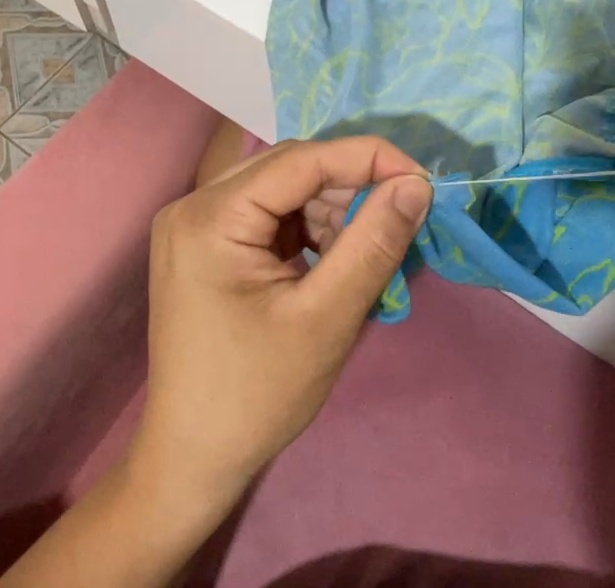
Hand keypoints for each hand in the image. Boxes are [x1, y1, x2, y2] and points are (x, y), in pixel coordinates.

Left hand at [131, 136, 432, 504]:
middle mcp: (193, 206)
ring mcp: (193, 226)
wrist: (194, 455)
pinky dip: (307, 228)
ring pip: (280, 190)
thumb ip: (373, 243)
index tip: (422, 180)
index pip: (299, 160)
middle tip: (400, 217)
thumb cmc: (258, 393)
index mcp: (209, 217)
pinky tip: (334, 257)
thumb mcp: (326, 317)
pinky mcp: (204, 246)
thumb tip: (416, 185)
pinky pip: (266, 216)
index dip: (365, 159)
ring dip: (330, 209)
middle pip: (287, 170)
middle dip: (348, 187)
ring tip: (366, 249)